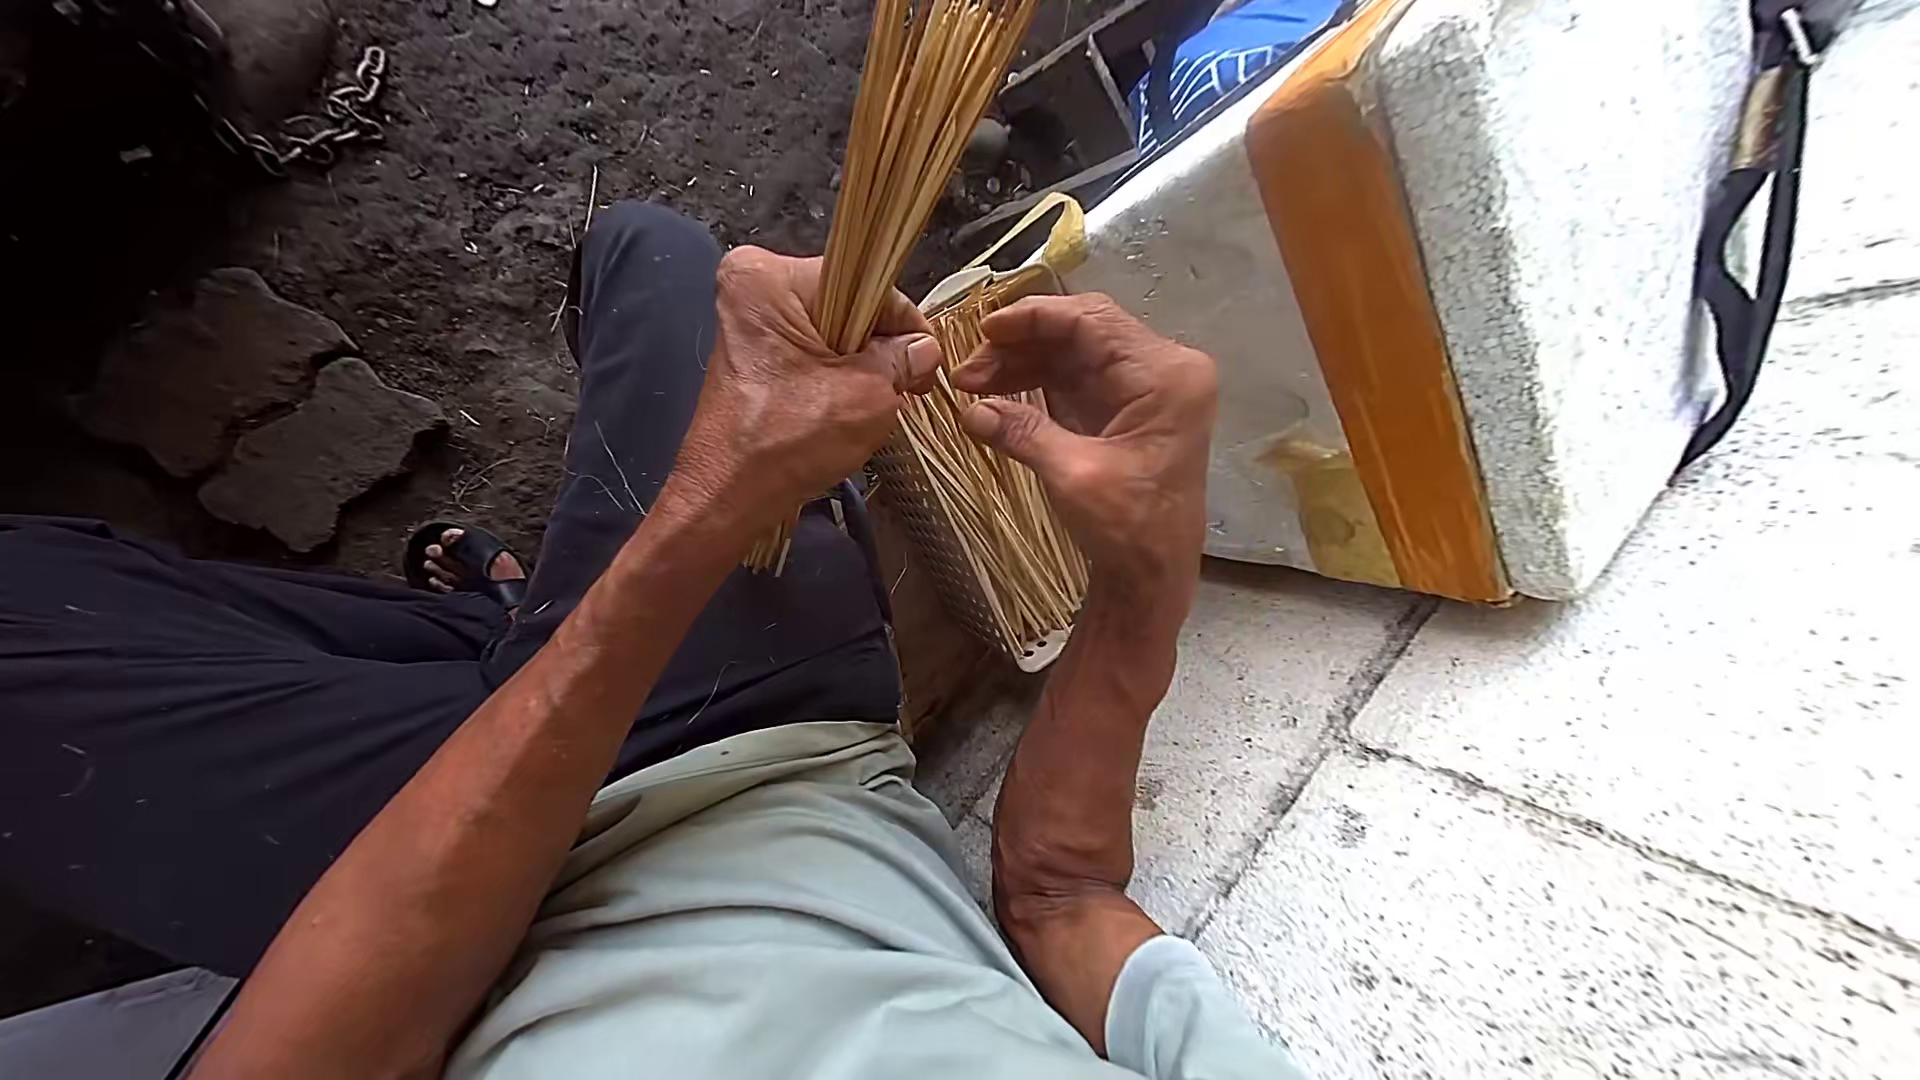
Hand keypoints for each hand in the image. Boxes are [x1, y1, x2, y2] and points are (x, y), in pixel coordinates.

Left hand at [667, 247, 941, 533]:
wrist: (732, 496)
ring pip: (834, 334)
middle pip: (849, 307)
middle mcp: (754, 288)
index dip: (906, 324)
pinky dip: (840, 377)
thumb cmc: (790, 442)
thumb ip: (903, 360)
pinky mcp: (756, 358)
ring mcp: (751, 325)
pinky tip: (855, 406)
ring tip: (885, 402)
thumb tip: (926, 350)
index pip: (865, 284)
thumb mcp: (867, 395)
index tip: (929, 360)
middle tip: (909, 386)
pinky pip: (814, 354)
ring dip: (864, 367)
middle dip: (883, 347)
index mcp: (770, 278)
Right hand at [951, 293, 1216, 599]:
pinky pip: (1076, 381)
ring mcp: (1144, 390)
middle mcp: (1161, 371)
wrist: (1152, 575)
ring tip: (974, 385)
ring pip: (1074, 355)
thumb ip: (1022, 433)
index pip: (1093, 321)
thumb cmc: (1129, 529)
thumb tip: (969, 412)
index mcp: (1165, 376)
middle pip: (1082, 333)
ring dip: (1024, 364)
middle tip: (969, 371)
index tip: (985, 328)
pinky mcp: (1125, 411)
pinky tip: (1001, 394)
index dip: (1034, 318)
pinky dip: (1038, 384)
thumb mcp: (1073, 476)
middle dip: (1022, 345)